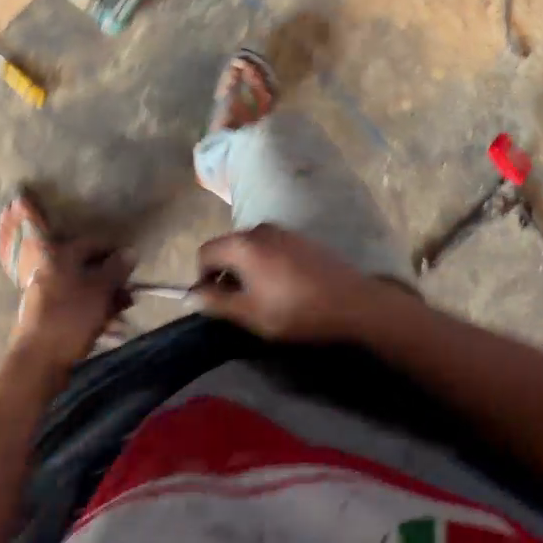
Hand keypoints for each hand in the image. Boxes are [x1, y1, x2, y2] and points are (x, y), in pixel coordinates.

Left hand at [12, 245, 132, 369]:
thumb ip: (116, 269)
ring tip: (125, 310)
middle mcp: (51, 269)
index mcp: (60, 256)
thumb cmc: (71, 317)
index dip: (115, 251)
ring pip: (83, 288)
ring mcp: (47, 293)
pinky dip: (92, 310)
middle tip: (131, 293)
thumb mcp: (100, 290)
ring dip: (106, 297)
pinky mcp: (47, 315)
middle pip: (88, 267)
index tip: (133, 264)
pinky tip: (109, 323)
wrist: (39, 359)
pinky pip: (75, 305)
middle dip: (113, 279)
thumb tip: (130, 250)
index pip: (92, 243)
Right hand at [194, 225, 405, 342]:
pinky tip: (283, 287)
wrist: (353, 303)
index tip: (213, 302)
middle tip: (237, 303)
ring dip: (246, 269)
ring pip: (249, 247)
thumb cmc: (296, 311)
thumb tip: (188, 296)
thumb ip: (216, 302)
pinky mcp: (301, 238)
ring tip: (262, 297)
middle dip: (224, 273)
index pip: (205, 253)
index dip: (201, 278)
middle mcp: (258, 229)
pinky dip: (265, 263)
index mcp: (242, 244)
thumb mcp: (250, 313)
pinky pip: (270, 247)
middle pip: (227, 247)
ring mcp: (282, 230)